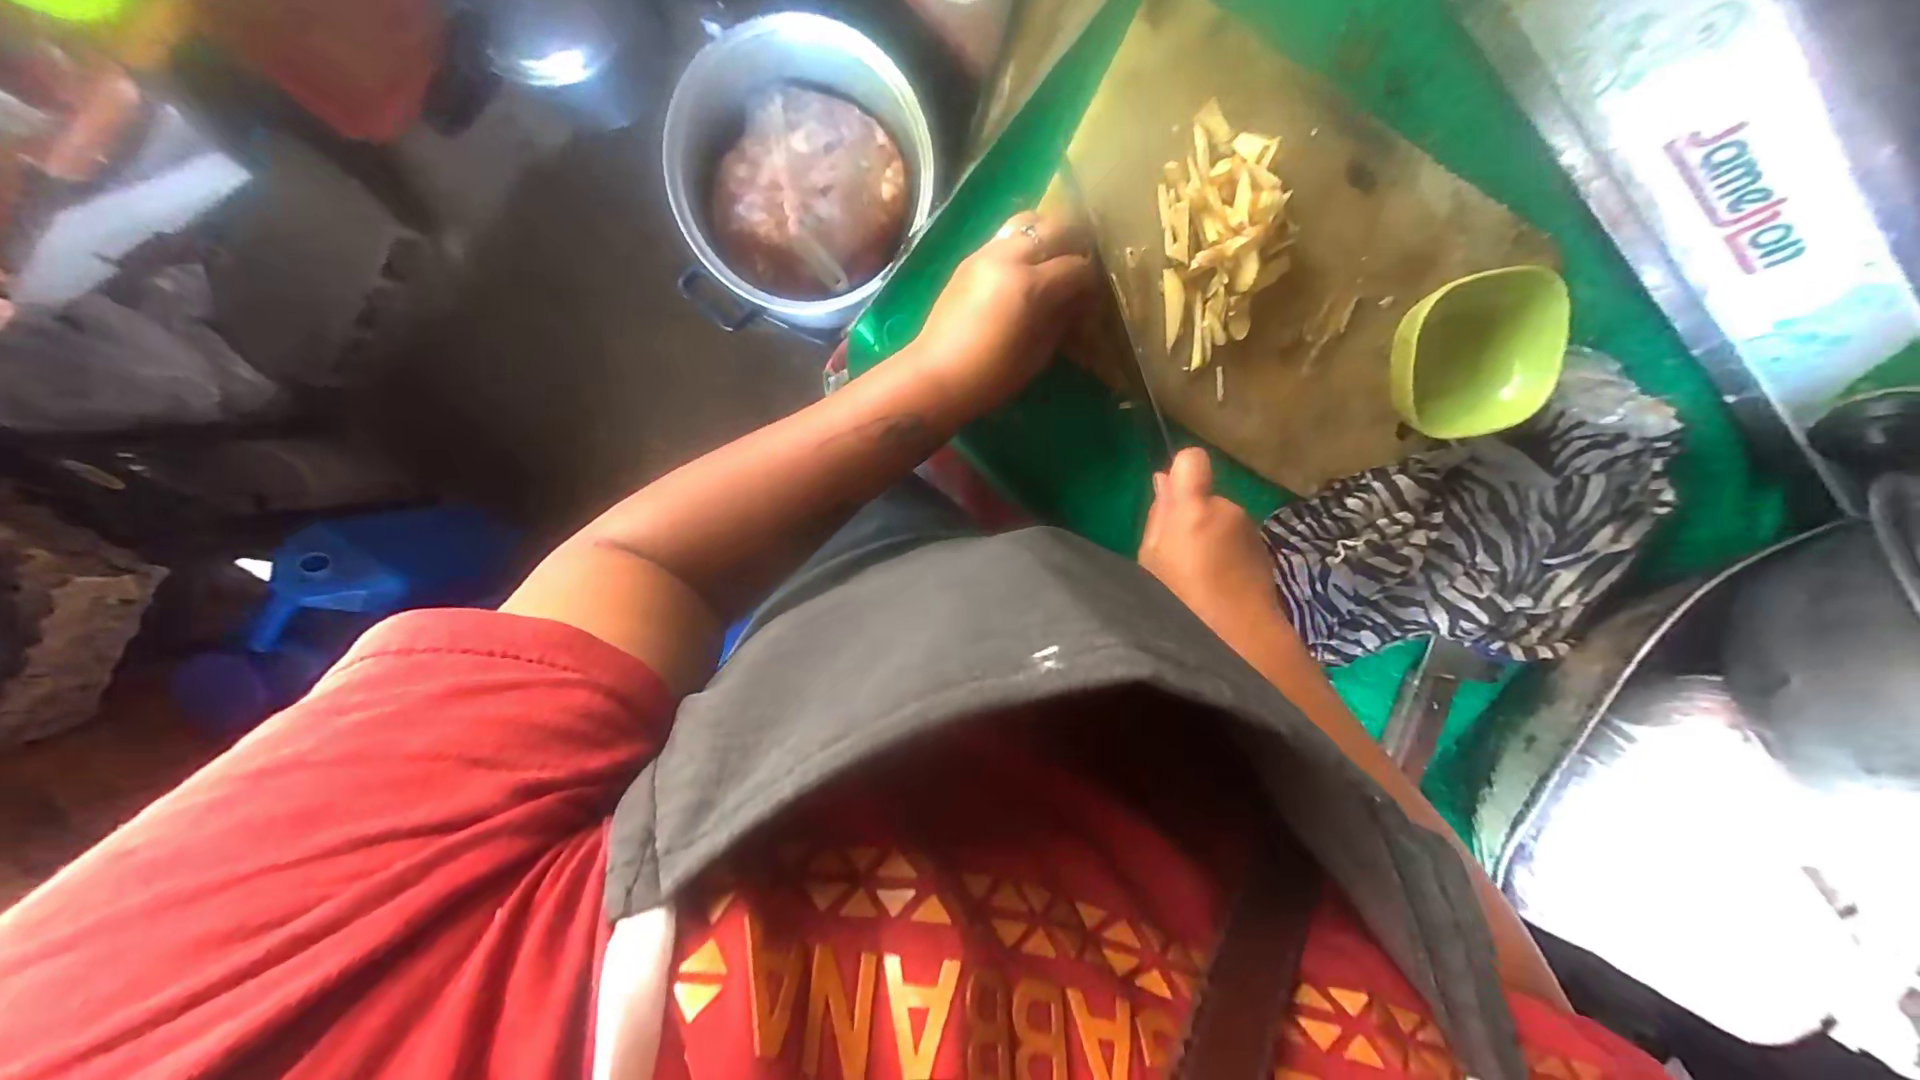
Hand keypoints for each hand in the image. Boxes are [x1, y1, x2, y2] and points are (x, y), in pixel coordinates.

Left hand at [917, 211, 1093, 410]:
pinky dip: (1023, 243)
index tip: (1094, 295)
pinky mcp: (969, 259)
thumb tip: (1078, 300)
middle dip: (1076, 244)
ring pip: (1028, 222)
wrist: (936, 376)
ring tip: (1053, 260)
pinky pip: (1005, 236)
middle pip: (1057, 228)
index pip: (1077, 266)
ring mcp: (985, 253)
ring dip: (1048, 235)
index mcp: (1030, 285)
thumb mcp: (1037, 353)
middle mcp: (1009, 258)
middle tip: (1081, 267)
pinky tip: (1025, 268)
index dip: (1091, 281)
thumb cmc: (992, 376)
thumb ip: (1062, 319)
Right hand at [1138, 448, 1280, 635]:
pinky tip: (1220, 585)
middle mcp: (1229, 510)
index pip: (1192, 460)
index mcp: (1194, 508)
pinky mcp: (1265, 552)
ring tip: (1200, 577)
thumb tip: (1164, 479)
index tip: (1172, 498)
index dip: (1182, 472)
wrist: (1238, 639)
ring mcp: (1251, 531)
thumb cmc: (1180, 598)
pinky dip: (1228, 556)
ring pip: (1223, 522)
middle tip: (1179, 555)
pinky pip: (1237, 543)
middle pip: (1207, 498)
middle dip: (1195, 516)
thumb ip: (1159, 514)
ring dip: (1212, 539)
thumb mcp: (1151, 557)